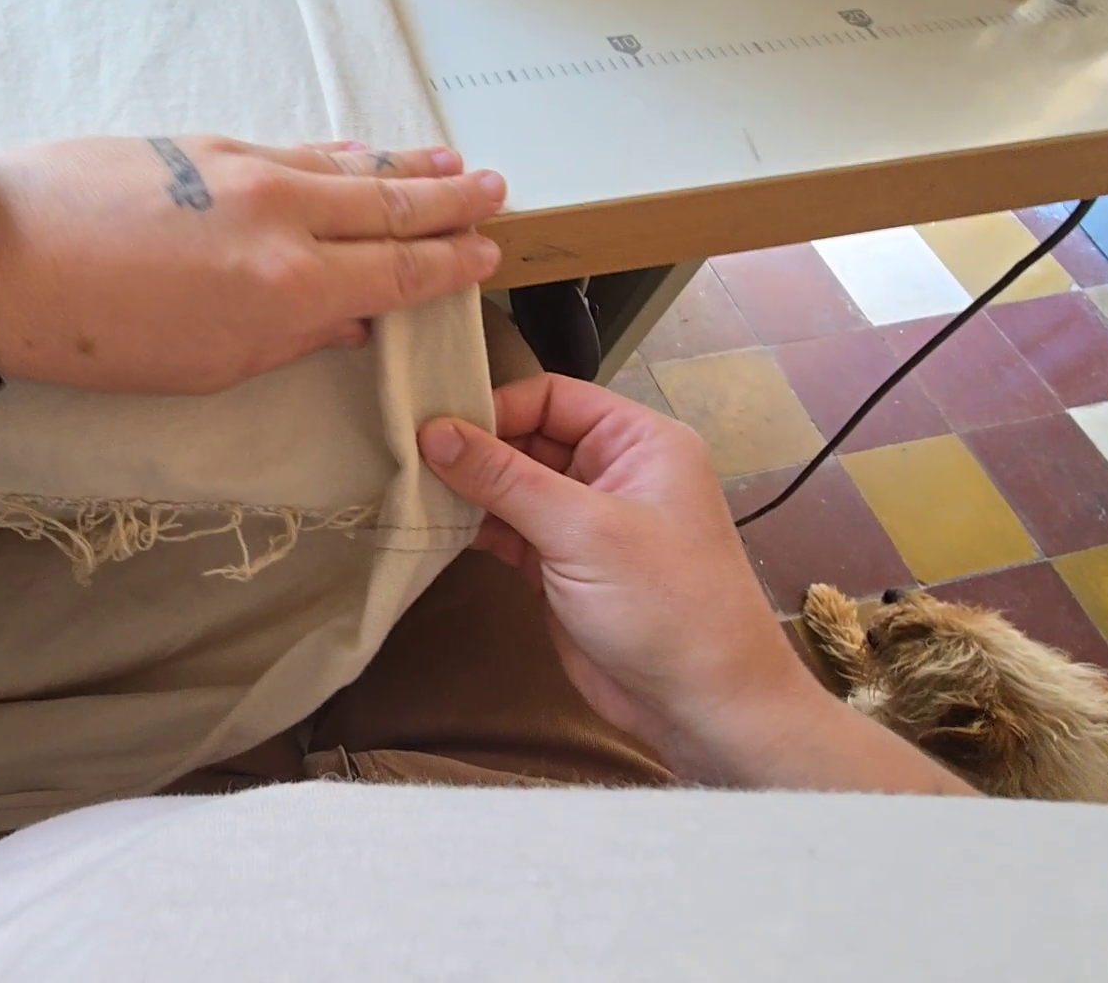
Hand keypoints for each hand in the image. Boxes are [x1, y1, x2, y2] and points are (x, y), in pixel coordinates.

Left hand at [0, 136, 505, 393]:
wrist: (4, 261)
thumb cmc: (103, 339)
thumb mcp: (210, 366)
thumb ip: (294, 337)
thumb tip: (351, 321)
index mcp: (292, 285)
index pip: (398, 269)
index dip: (449, 263)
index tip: (486, 252)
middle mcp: (284, 213)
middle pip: (389, 204)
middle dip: (450, 200)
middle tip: (496, 189)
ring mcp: (244, 166)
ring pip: (347, 164)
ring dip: (405, 166)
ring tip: (450, 162)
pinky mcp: (204, 141)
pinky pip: (294, 147)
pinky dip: (338, 154)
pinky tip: (357, 153)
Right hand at [415, 374, 829, 784]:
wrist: (697, 709)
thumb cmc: (660, 603)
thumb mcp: (580, 530)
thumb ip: (502, 477)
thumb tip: (431, 431)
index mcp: (635, 441)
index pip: (551, 398)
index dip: (495, 409)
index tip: (436, 429)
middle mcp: (607, 470)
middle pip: (524, 439)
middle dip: (473, 451)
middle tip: (410, 459)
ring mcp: (579, 518)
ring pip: (509, 485)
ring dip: (466, 490)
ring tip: (412, 491)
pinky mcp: (556, 560)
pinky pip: (505, 527)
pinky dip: (472, 526)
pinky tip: (433, 525)